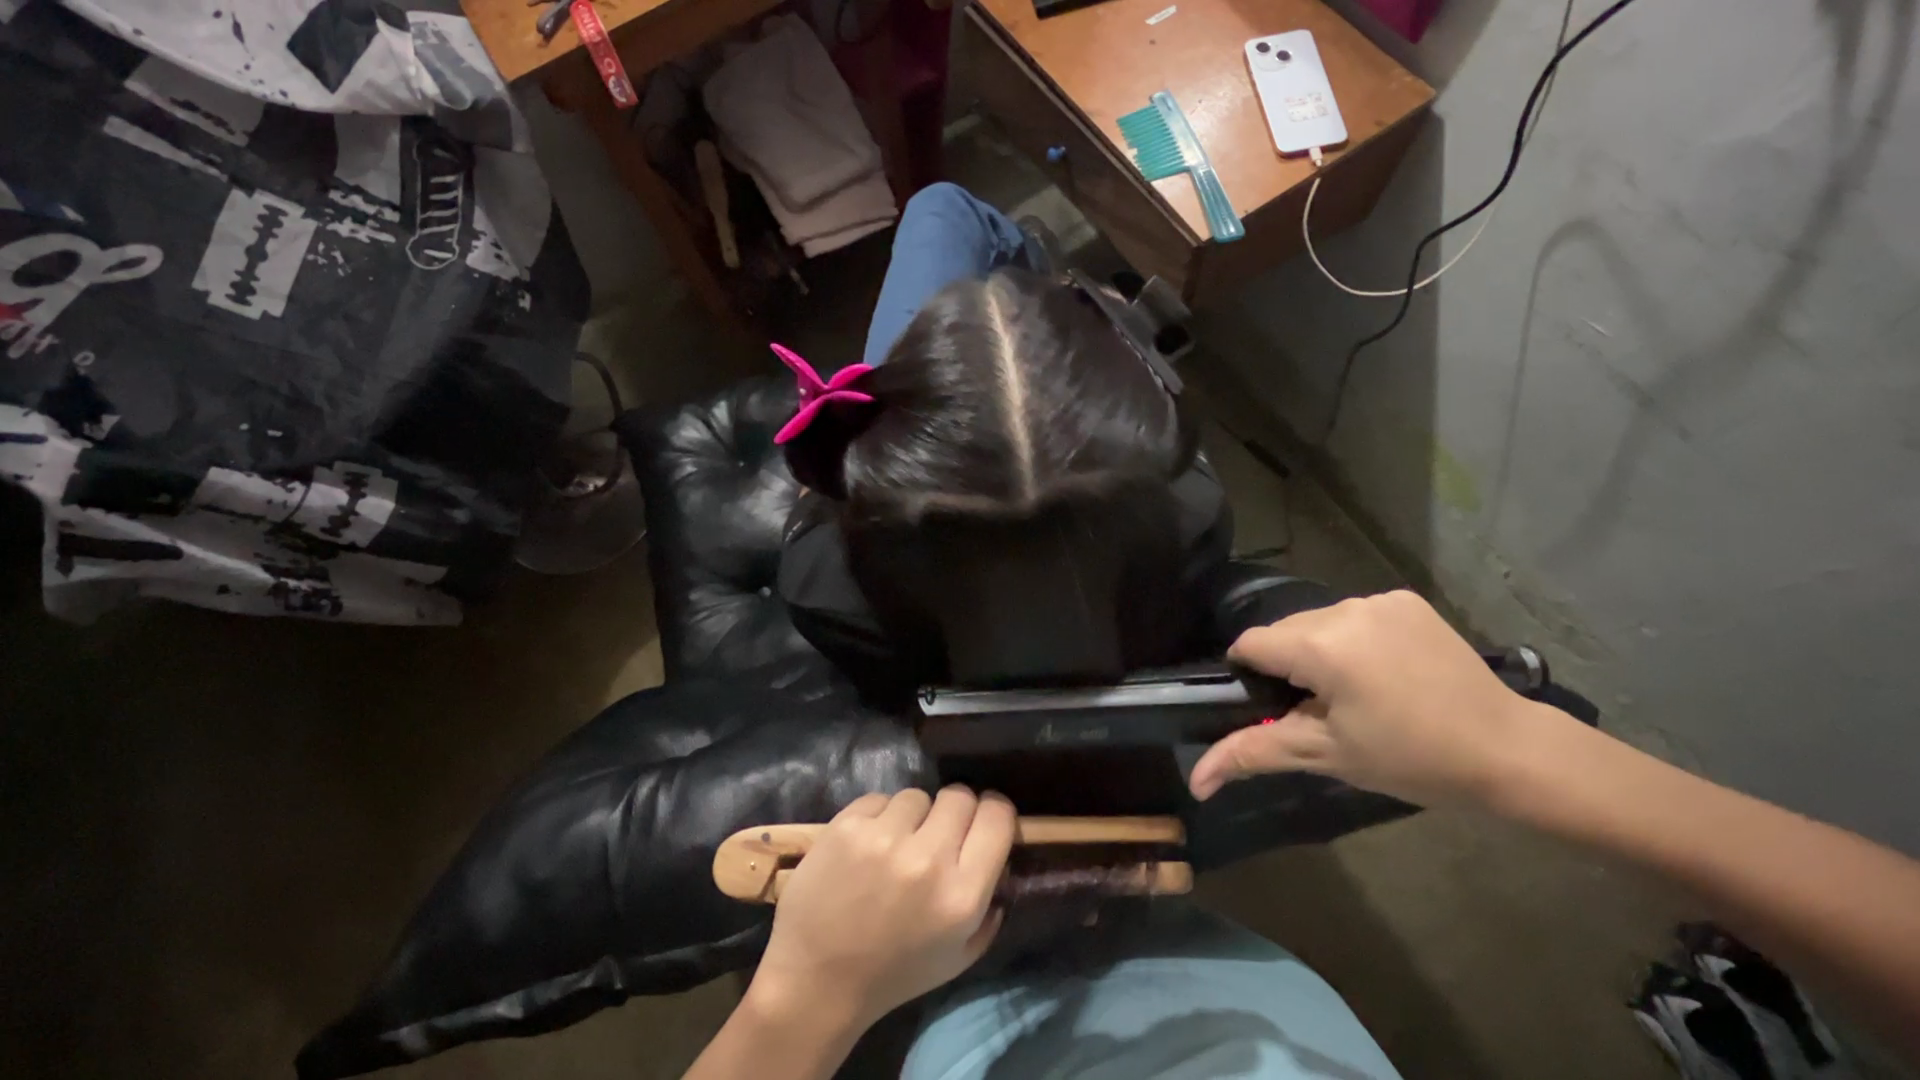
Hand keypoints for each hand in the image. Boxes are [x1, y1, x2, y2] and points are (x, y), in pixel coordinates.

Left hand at [749, 787, 1015, 1029]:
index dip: (995, 811)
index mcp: (962, 894)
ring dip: (913, 816)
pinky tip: (867, 845)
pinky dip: (877, 817)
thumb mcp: (960, 955)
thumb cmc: (895, 974)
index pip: (997, 817)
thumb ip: (989, 908)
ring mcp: (884, 838)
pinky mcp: (846, 827)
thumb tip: (1001, 861)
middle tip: (938, 833)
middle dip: (954, 811)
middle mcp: (928, 859)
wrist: (818, 979)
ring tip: (896, 844)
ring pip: (917, 795)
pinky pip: (878, 799)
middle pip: (959, 797)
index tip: (985, 818)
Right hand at [1190, 590, 1551, 808]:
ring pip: (1318, 622)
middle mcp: (1346, 608)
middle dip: (1287, 667)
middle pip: (1284, 631)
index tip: (1273, 710)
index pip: (1250, 644)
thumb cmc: (1410, 759)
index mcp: (1321, 645)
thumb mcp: (1326, 756)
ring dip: (1318, 652)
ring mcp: (1381, 601)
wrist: (1507, 750)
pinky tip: (1382, 673)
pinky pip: (1356, 617)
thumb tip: (1196, 780)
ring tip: (1353, 694)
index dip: (1249, 677)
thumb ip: (1253, 753)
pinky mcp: (1408, 602)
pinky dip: (1353, 640)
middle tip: (1317, 713)